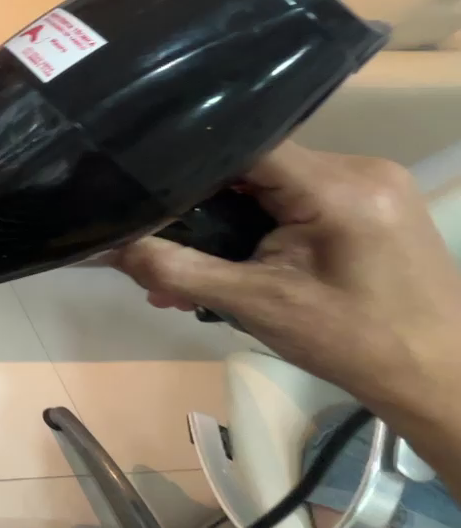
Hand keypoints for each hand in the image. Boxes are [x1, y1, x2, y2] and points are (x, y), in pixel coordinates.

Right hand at [111, 143, 460, 414]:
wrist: (444, 380)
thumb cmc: (356, 340)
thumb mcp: (251, 303)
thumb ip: (170, 268)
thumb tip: (101, 248)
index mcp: (340, 186)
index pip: (238, 147)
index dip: (180, 162)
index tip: (133, 187)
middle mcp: (358, 171)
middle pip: (245, 167)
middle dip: (191, 206)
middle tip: (146, 244)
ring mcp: (365, 188)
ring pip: (260, 186)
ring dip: (214, 222)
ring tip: (176, 264)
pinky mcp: (364, 208)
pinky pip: (284, 202)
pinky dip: (245, 228)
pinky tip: (219, 262)